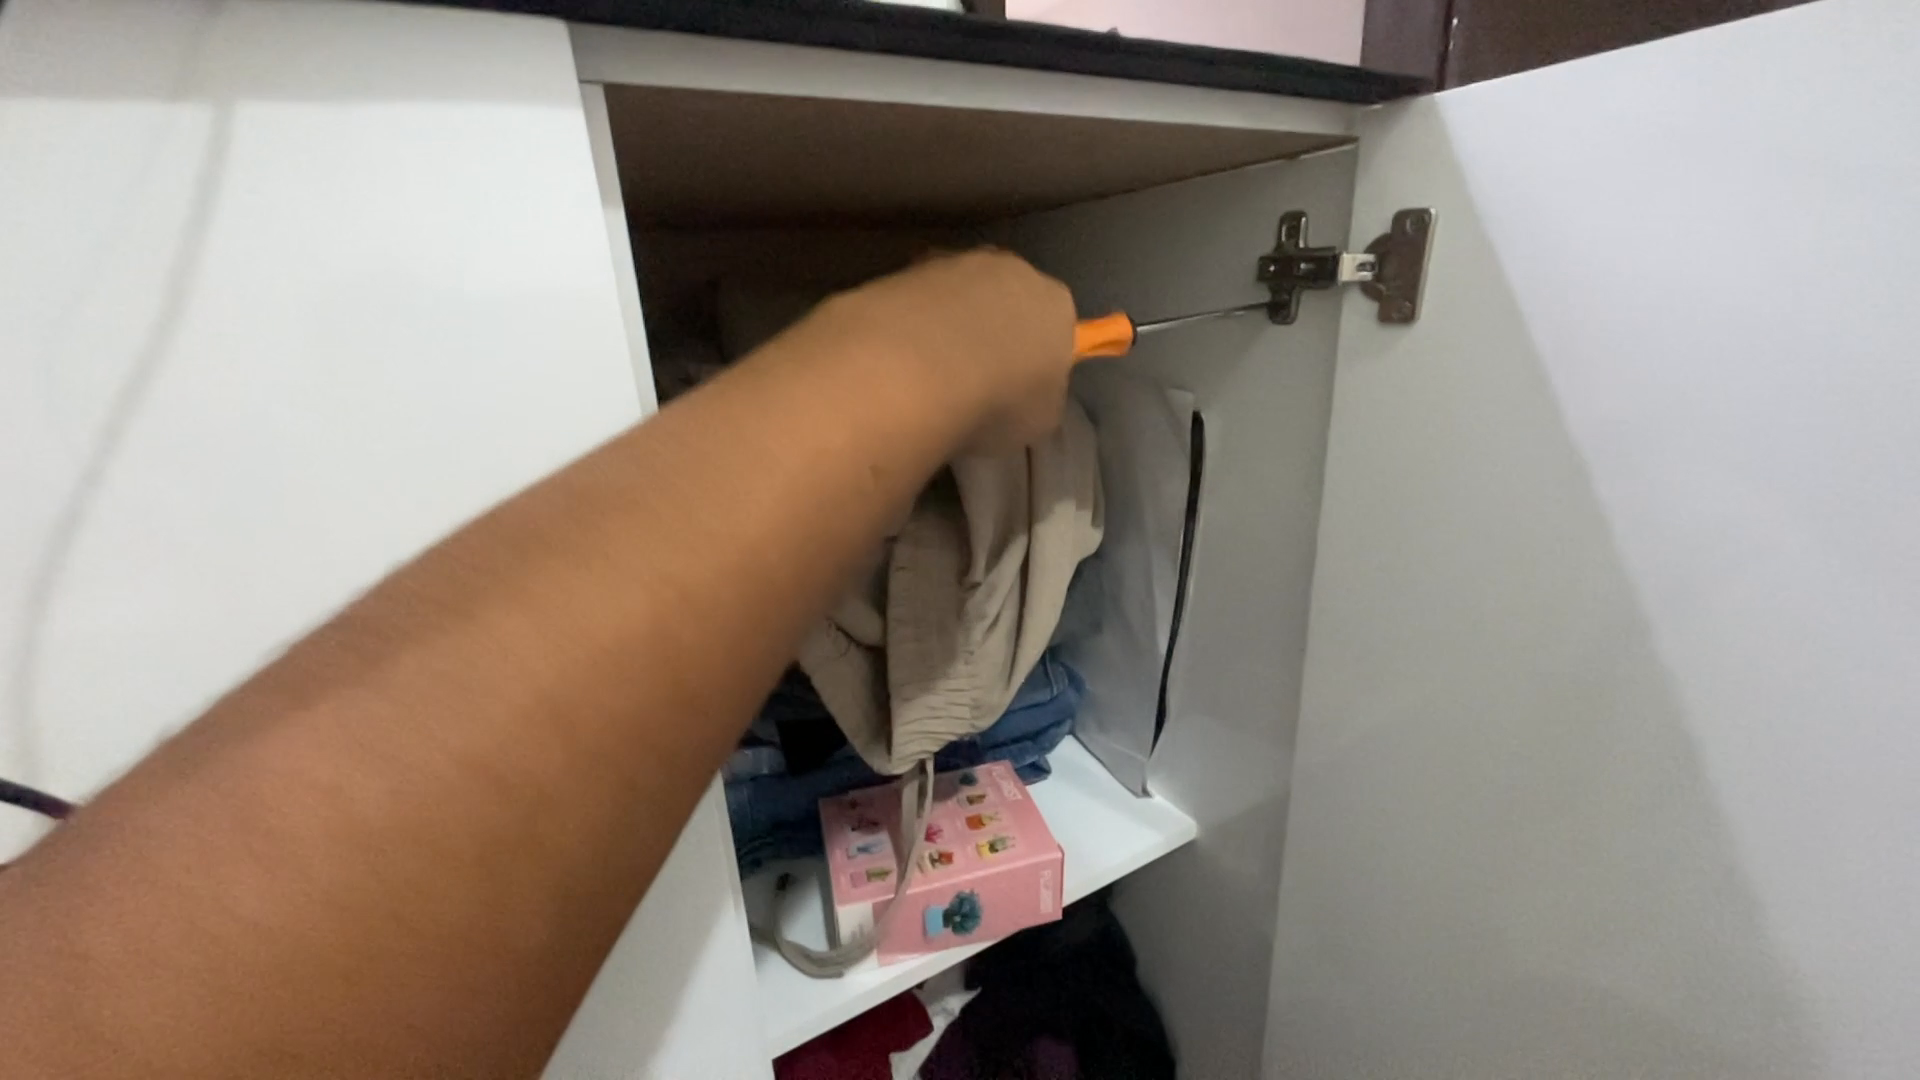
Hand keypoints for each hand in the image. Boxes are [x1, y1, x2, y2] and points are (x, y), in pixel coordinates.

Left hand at [803, 249, 1078, 453]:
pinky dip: (909, 326)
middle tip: (972, 380)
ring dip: (946, 326)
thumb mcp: (1039, 420)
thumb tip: (1026, 395)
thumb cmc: (998, 401)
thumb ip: (1040, 398)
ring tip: (928, 376)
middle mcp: (1010, 269)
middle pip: (1005, 300)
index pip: (1055, 325)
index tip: (1017, 386)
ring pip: (956, 296)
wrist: (920, 370)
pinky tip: (897, 362)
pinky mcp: (903, 270)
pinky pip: (914, 302)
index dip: (1036, 356)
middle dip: (992, 332)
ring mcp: (953, 263)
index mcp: (1055, 304)